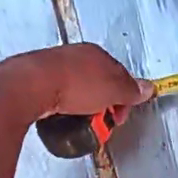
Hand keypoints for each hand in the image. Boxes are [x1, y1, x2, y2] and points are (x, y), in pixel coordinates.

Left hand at [0, 43, 154, 120]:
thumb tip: (147, 88)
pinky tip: (63, 118)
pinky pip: (59, 97)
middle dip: (104, 104)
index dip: (124, 97)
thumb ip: (130, 90)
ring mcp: (56, 67)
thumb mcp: (112, 91)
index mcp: (97, 54)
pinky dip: (64, 109)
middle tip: (103, 122)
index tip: (121, 115)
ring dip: (84, 108)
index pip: (119, 74)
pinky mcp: (39, 81)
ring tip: (82, 124)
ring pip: (78, 90)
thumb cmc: (71, 83)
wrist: (31, 86)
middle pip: (98, 82)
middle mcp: (76, 56)